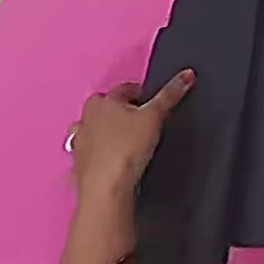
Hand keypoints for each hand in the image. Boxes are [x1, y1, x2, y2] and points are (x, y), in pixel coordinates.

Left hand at [67, 69, 193, 204]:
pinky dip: (95, 156)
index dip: (141, 94)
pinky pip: (86, 156)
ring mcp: (79, 144)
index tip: (152, 102)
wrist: (106, 189)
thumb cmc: (126, 149)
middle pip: (104, 106)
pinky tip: (108, 162)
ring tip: (121, 140)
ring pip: (90, 129)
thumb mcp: (156, 116)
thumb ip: (170, 94)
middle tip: (138, 119)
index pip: (124, 89)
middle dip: (119, 110)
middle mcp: (86, 119)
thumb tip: (186, 75)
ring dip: (102, 131)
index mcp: (103, 102)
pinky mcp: (77, 166)